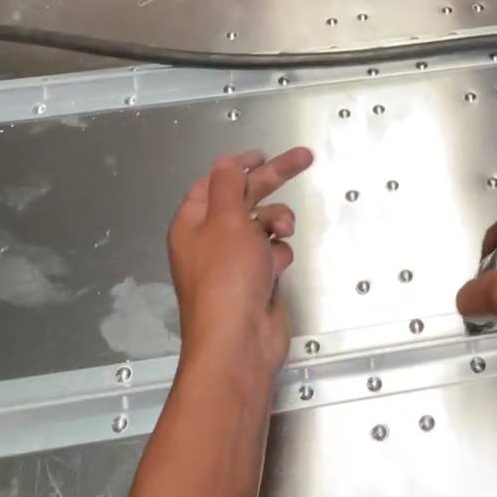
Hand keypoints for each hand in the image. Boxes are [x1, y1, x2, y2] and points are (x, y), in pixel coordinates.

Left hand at [167, 147, 313, 376]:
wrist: (240, 342)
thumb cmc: (227, 277)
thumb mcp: (226, 220)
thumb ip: (228, 185)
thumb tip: (225, 162)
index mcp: (193, 223)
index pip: (214, 183)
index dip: (238, 165)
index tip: (263, 154)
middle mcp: (211, 240)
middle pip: (244, 198)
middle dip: (272, 180)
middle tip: (303, 159)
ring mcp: (234, 262)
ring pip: (264, 225)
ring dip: (277, 222)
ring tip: (284, 230)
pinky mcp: (257, 280)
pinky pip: (273, 253)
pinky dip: (278, 254)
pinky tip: (277, 267)